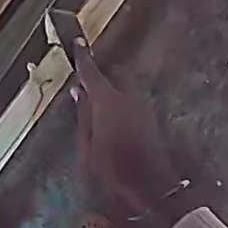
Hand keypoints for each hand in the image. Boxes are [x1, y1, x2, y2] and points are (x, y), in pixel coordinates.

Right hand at [70, 37, 186, 216]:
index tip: (78, 43)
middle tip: (82, 100)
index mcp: (107, 101)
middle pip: (107, 85)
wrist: (149, 184)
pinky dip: (118, 114)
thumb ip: (83, 115)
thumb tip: (78, 92)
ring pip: (119, 98)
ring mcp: (141, 107)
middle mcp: (127, 97)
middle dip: (95, 90)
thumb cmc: (112, 166)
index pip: (91, 73)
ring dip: (108, 105)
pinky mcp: (149, 119)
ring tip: (98, 126)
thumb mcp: (87, 144)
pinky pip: (128, 109)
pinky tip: (112, 132)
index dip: (82, 58)